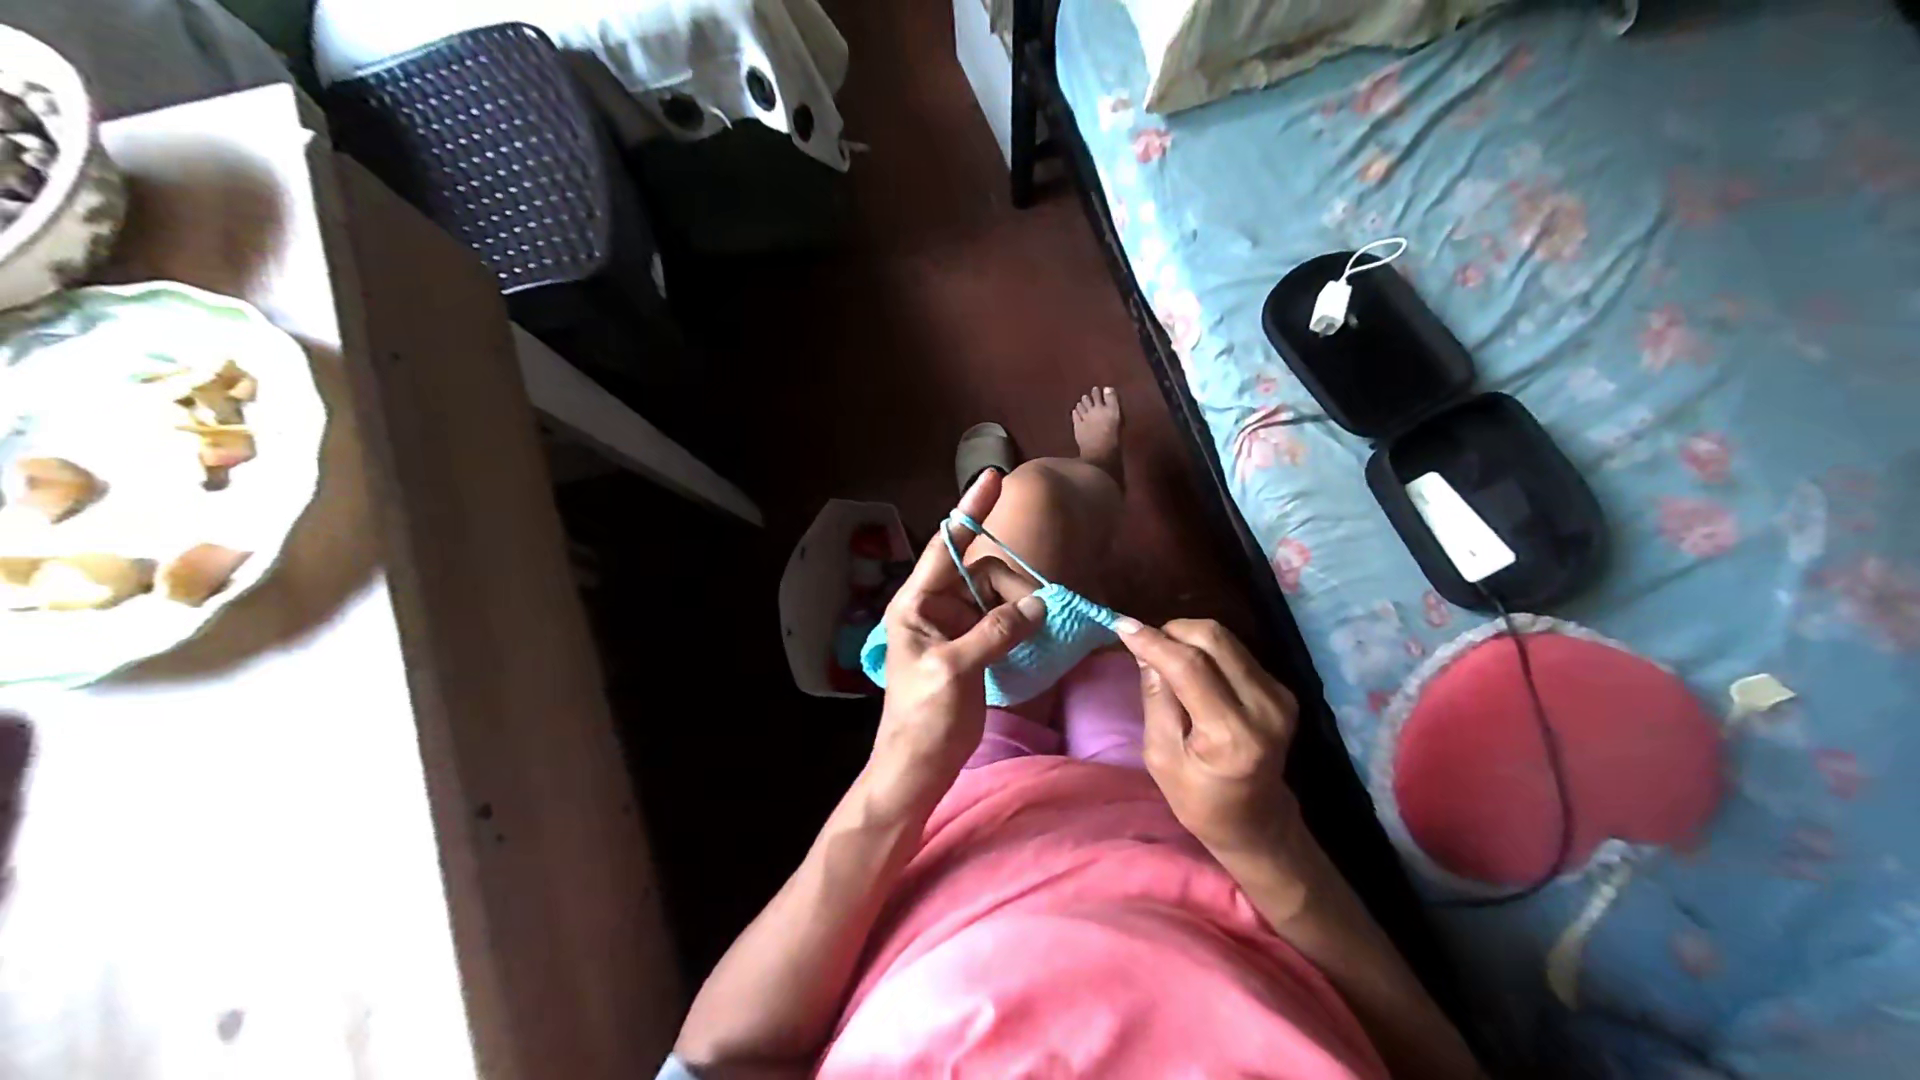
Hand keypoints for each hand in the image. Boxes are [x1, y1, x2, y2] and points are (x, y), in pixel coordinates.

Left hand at [873, 471, 1043, 796]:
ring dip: (1022, 607)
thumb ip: (996, 633)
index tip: (993, 478)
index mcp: (916, 604)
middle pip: (983, 573)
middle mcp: (934, 607)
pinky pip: (1003, 621)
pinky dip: (1021, 625)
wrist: (918, 769)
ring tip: (1040, 632)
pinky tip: (1036, 637)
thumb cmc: (923, 720)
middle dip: (1014, 586)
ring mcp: (955, 628)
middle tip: (1042, 613)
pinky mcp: (972, 648)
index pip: (945, 546)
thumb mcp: (955, 671)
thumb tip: (1040, 604)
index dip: (969, 512)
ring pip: (997, 597)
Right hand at [1114, 619, 1301, 857]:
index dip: (1153, 641)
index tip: (1122, 626)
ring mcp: (1278, 696)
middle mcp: (1263, 708)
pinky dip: (1205, 651)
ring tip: (1167, 660)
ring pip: (1225, 638)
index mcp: (1231, 734)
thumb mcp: (1161, 756)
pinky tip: (1193, 673)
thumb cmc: (1199, 799)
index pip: (1190, 667)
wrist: (1257, 821)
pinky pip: (1235, 651)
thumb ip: (1156, 699)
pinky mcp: (1282, 690)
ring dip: (1188, 638)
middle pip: (1213, 639)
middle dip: (1172, 632)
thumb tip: (1145, 650)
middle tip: (1146, 646)